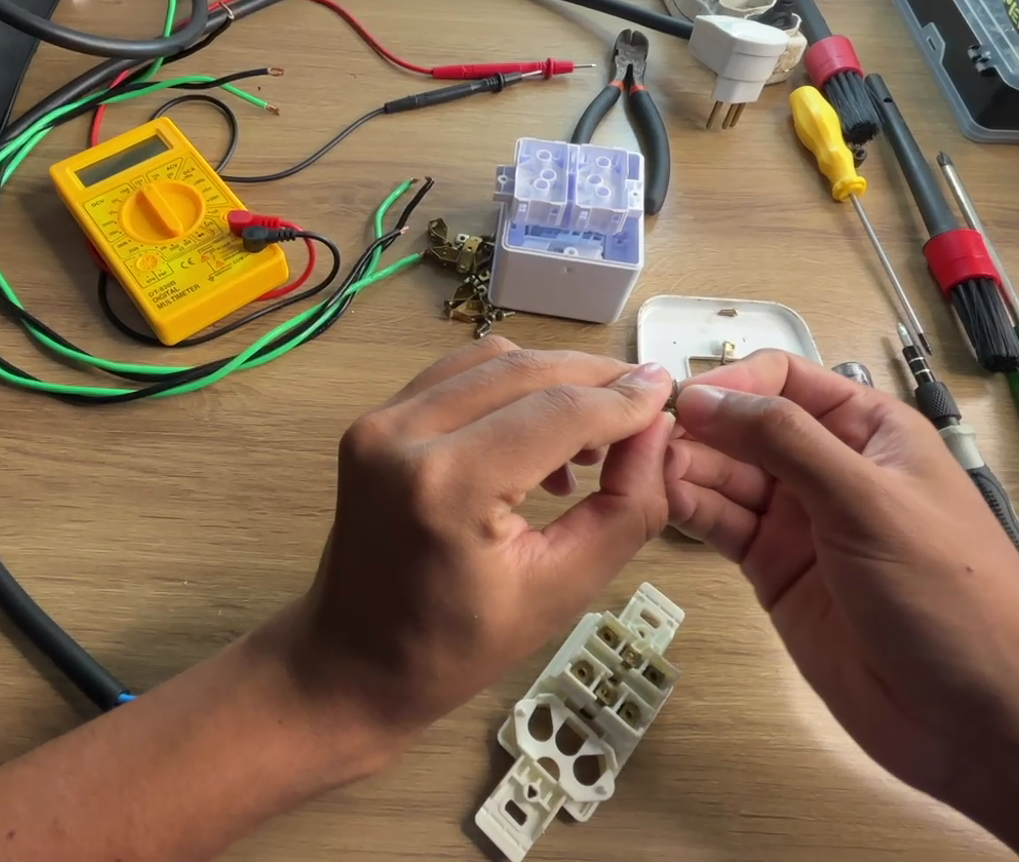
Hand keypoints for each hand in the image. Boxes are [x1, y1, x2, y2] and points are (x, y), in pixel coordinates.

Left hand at [278, 337, 674, 751]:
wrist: (352, 657)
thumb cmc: (455, 646)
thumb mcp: (561, 590)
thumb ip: (624, 507)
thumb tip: (655, 430)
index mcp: (447, 486)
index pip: (558, 412)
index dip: (622, 399)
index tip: (667, 392)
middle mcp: (403, 434)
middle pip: (524, 370)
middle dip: (592, 377)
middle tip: (640, 404)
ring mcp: (379, 420)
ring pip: (490, 361)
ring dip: (551, 379)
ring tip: (588, 435)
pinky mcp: (374, 419)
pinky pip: (458, 376)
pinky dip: (509, 388)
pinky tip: (536, 439)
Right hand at [661, 351, 1018, 799]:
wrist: (982, 728)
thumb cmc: (948, 598)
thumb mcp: (867, 502)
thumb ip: (783, 440)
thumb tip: (702, 396)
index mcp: (867, 432)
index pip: (784, 380)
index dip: (733, 384)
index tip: (686, 403)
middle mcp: (826, 466)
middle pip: (743, 426)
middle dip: (700, 429)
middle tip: (651, 444)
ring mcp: (795, 518)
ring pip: (723, 473)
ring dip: (686, 468)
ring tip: (651, 474)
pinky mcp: (771, 565)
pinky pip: (719, 521)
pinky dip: (689, 509)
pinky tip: (663, 502)